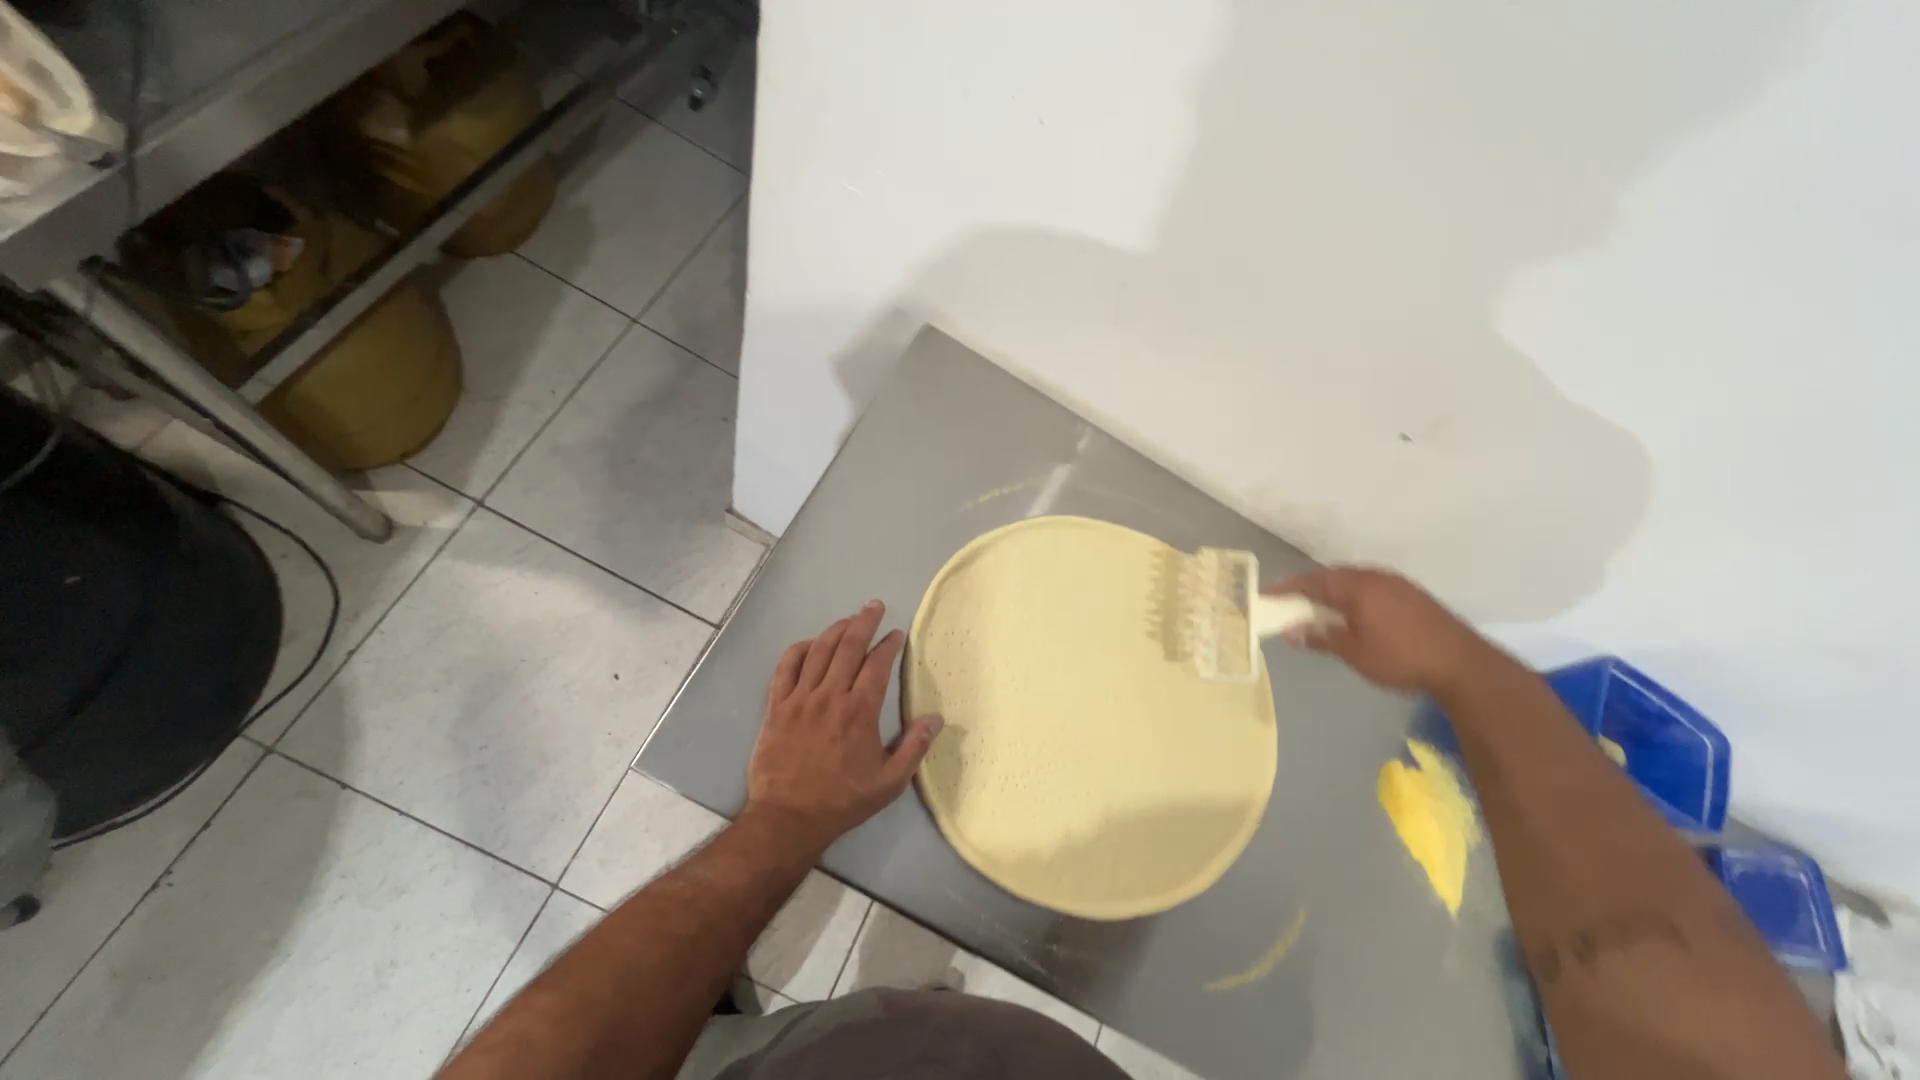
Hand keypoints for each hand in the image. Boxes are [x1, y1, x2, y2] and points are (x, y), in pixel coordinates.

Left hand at [744, 600, 943, 851]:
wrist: (788, 817)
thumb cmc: (842, 801)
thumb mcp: (889, 783)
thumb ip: (914, 748)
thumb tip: (936, 719)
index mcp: (860, 711)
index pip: (878, 664)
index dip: (889, 645)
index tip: (897, 635)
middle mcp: (830, 696)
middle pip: (849, 645)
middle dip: (865, 621)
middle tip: (875, 606)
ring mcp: (800, 698)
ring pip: (819, 650)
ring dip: (836, 629)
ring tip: (849, 619)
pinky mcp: (777, 705)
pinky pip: (787, 666)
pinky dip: (800, 648)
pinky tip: (812, 644)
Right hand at [1266, 567, 1494, 694]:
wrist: (1462, 665)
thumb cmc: (1400, 658)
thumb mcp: (1354, 652)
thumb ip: (1321, 637)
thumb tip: (1291, 631)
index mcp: (1357, 587)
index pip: (1313, 581)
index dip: (1287, 587)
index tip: (1265, 593)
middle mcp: (1376, 578)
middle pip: (1333, 576)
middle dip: (1309, 586)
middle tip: (1289, 599)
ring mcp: (1398, 585)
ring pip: (1355, 580)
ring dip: (1333, 590)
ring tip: (1318, 605)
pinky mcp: (1413, 596)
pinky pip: (1372, 587)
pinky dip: (1354, 595)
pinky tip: (1354, 611)